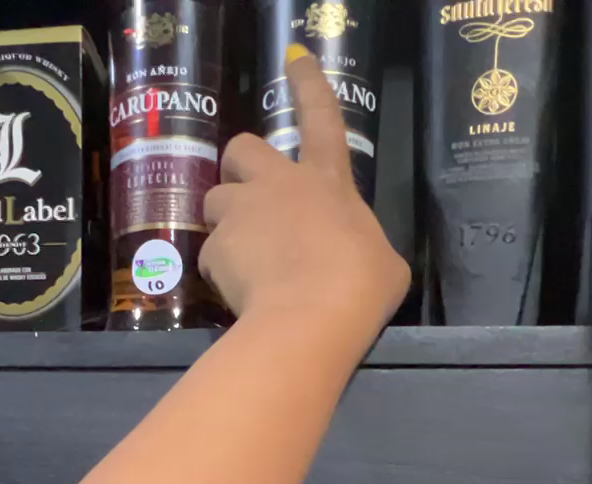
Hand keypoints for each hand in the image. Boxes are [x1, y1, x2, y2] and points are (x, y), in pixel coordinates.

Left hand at [199, 45, 407, 332]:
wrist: (314, 315)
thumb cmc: (361, 285)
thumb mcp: (383, 261)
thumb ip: (361, 245)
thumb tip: (357, 258)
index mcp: (327, 180)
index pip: (321, 116)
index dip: (308, 84)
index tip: (294, 58)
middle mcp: (279, 185)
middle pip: (242, 148)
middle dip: (238, 166)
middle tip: (245, 195)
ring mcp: (243, 213)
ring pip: (213, 200)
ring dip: (223, 222)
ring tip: (238, 256)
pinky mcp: (216, 249)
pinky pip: (208, 255)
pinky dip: (218, 272)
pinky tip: (235, 292)